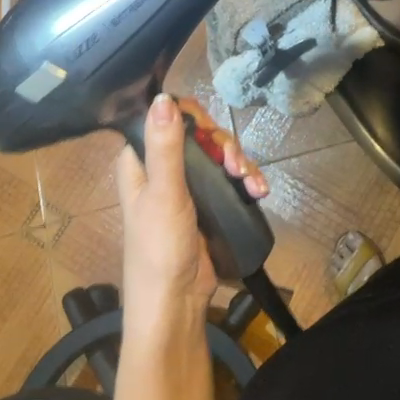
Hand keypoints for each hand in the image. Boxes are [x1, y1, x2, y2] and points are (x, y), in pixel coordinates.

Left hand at [115, 94, 267, 333]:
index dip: (191, 117)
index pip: (165, 118)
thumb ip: (165, 146)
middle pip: (199, 133)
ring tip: (251, 184)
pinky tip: (259, 192)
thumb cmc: (159, 248)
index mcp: (140, 161)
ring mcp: (187, 186)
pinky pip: (230, 178)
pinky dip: (246, 181)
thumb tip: (163, 96)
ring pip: (218, 154)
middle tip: (234, 165)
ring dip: (240, 163)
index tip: (209, 131)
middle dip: (223, 145)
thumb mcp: (163, 193)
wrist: (176, 303)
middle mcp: (162, 168)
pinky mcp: (208, 203)